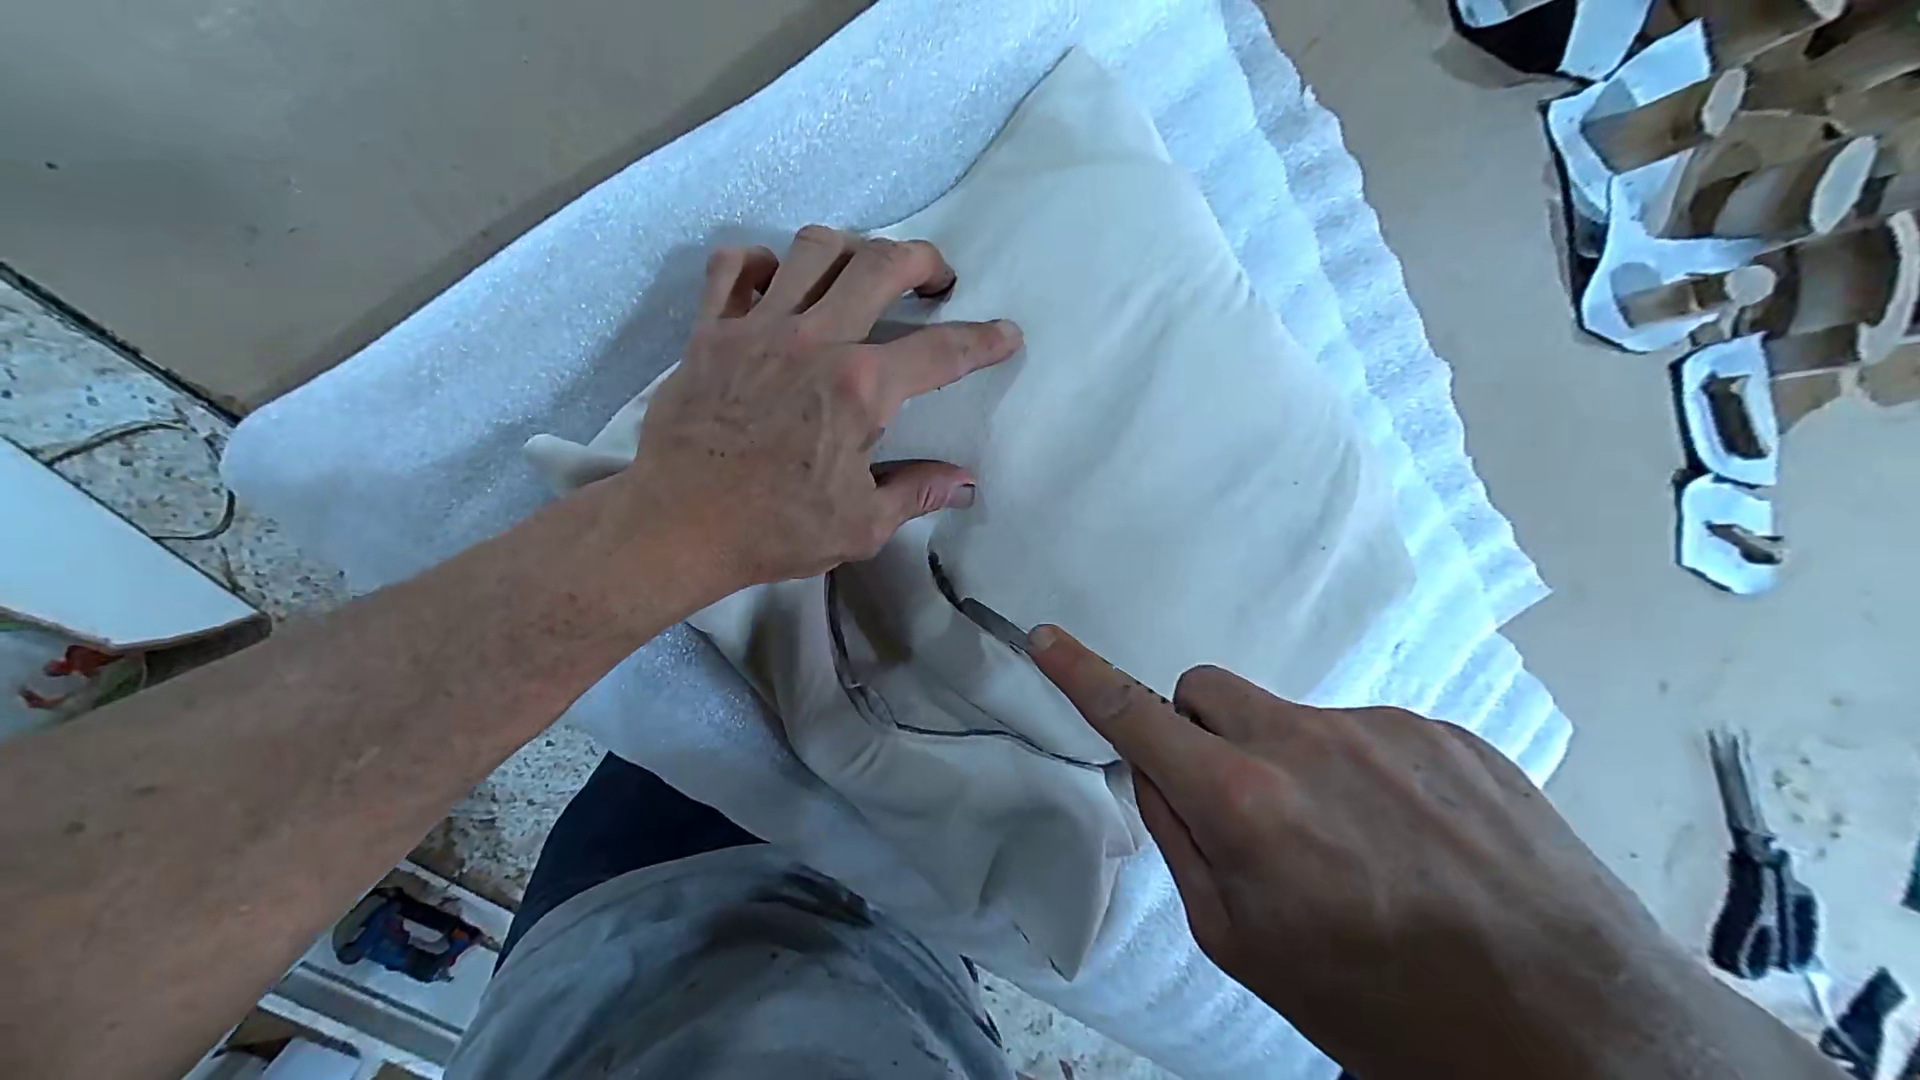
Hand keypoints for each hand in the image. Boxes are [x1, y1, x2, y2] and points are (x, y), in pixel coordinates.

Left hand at [622, 225, 1021, 590]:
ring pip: (813, 248)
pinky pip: (733, 266)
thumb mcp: (862, 525)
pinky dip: (760, 263)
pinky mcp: (710, 332)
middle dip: (923, 260)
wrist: (679, 527)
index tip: (1005, 334)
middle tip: (935, 278)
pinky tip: (775, 282)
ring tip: (862, 272)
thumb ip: (917, 492)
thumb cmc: (776, 530)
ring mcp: (757, 328)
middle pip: (881, 265)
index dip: (983, 341)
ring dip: (851, 249)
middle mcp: (815, 341)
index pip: (941, 352)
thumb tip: (963, 482)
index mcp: (859, 389)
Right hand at [1027, 626, 1841, 1079]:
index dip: (1082, 675)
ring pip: (1283, 712)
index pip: (1136, 715)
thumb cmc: (1383, 1007)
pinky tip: (1407, 834)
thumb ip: (1180, 840)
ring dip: (1284, 758)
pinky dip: (1355, 768)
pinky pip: (1359, 727)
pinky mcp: (1443, 727)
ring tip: (1348, 837)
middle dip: (1199, 728)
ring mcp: (1380, 726)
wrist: (1581, 1032)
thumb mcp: (1244, 945)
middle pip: (1205, 688)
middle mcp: (1305, 742)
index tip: (1047, 638)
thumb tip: (1153, 770)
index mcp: (1245, 803)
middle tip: (1237, 797)